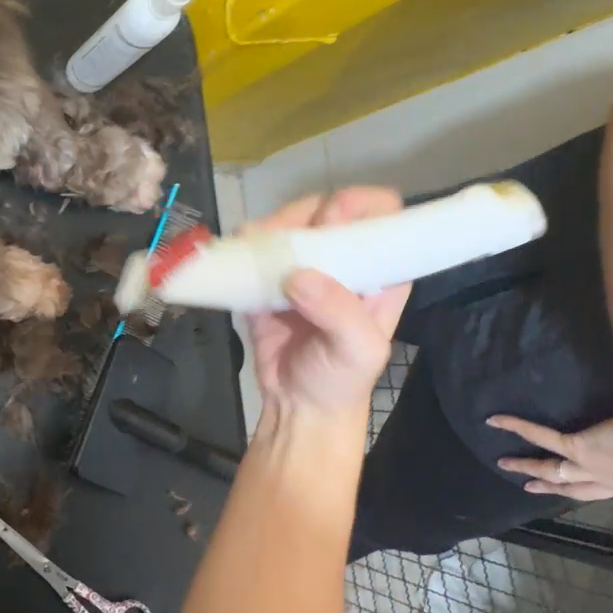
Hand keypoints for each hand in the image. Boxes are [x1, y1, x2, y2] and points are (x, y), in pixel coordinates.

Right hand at [247, 189, 410, 414]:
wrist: (297, 405)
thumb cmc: (340, 378)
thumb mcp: (358, 351)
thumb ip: (339, 312)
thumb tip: (298, 276)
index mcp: (377, 270)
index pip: (379, 214)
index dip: (356, 207)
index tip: (328, 223)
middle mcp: (340, 261)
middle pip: (323, 210)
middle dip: (300, 216)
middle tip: (280, 241)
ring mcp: (301, 269)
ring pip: (285, 226)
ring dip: (265, 231)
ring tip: (251, 252)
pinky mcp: (265, 282)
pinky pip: (252, 253)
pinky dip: (239, 250)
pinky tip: (233, 260)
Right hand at [490, 412, 612, 500]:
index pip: (610, 490)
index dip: (590, 489)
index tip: (574, 488)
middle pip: (573, 488)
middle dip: (551, 487)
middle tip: (529, 487)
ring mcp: (591, 467)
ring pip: (552, 470)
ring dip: (526, 466)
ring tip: (504, 463)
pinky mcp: (578, 447)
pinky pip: (541, 437)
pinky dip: (517, 427)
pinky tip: (495, 420)